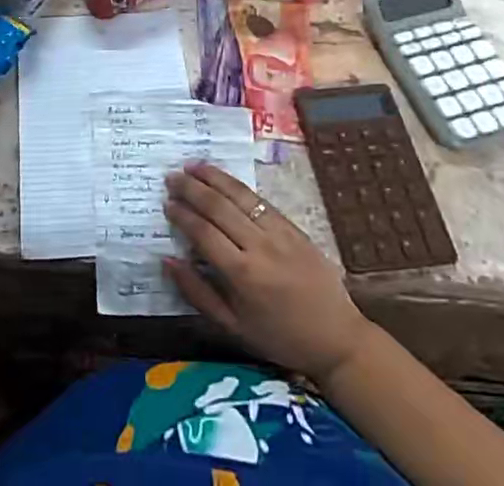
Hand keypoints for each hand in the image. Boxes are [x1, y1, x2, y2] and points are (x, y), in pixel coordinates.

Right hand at [164, 163, 378, 380]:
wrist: (336, 338)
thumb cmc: (278, 337)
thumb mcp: (232, 326)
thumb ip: (196, 292)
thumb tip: (167, 260)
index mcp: (242, 274)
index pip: (203, 233)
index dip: (182, 215)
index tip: (166, 203)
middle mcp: (260, 247)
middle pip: (219, 207)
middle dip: (192, 189)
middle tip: (171, 177)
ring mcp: (280, 233)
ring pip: (241, 196)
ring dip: (214, 178)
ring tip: (193, 165)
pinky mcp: (294, 228)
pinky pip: (261, 201)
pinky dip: (239, 187)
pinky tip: (224, 179)